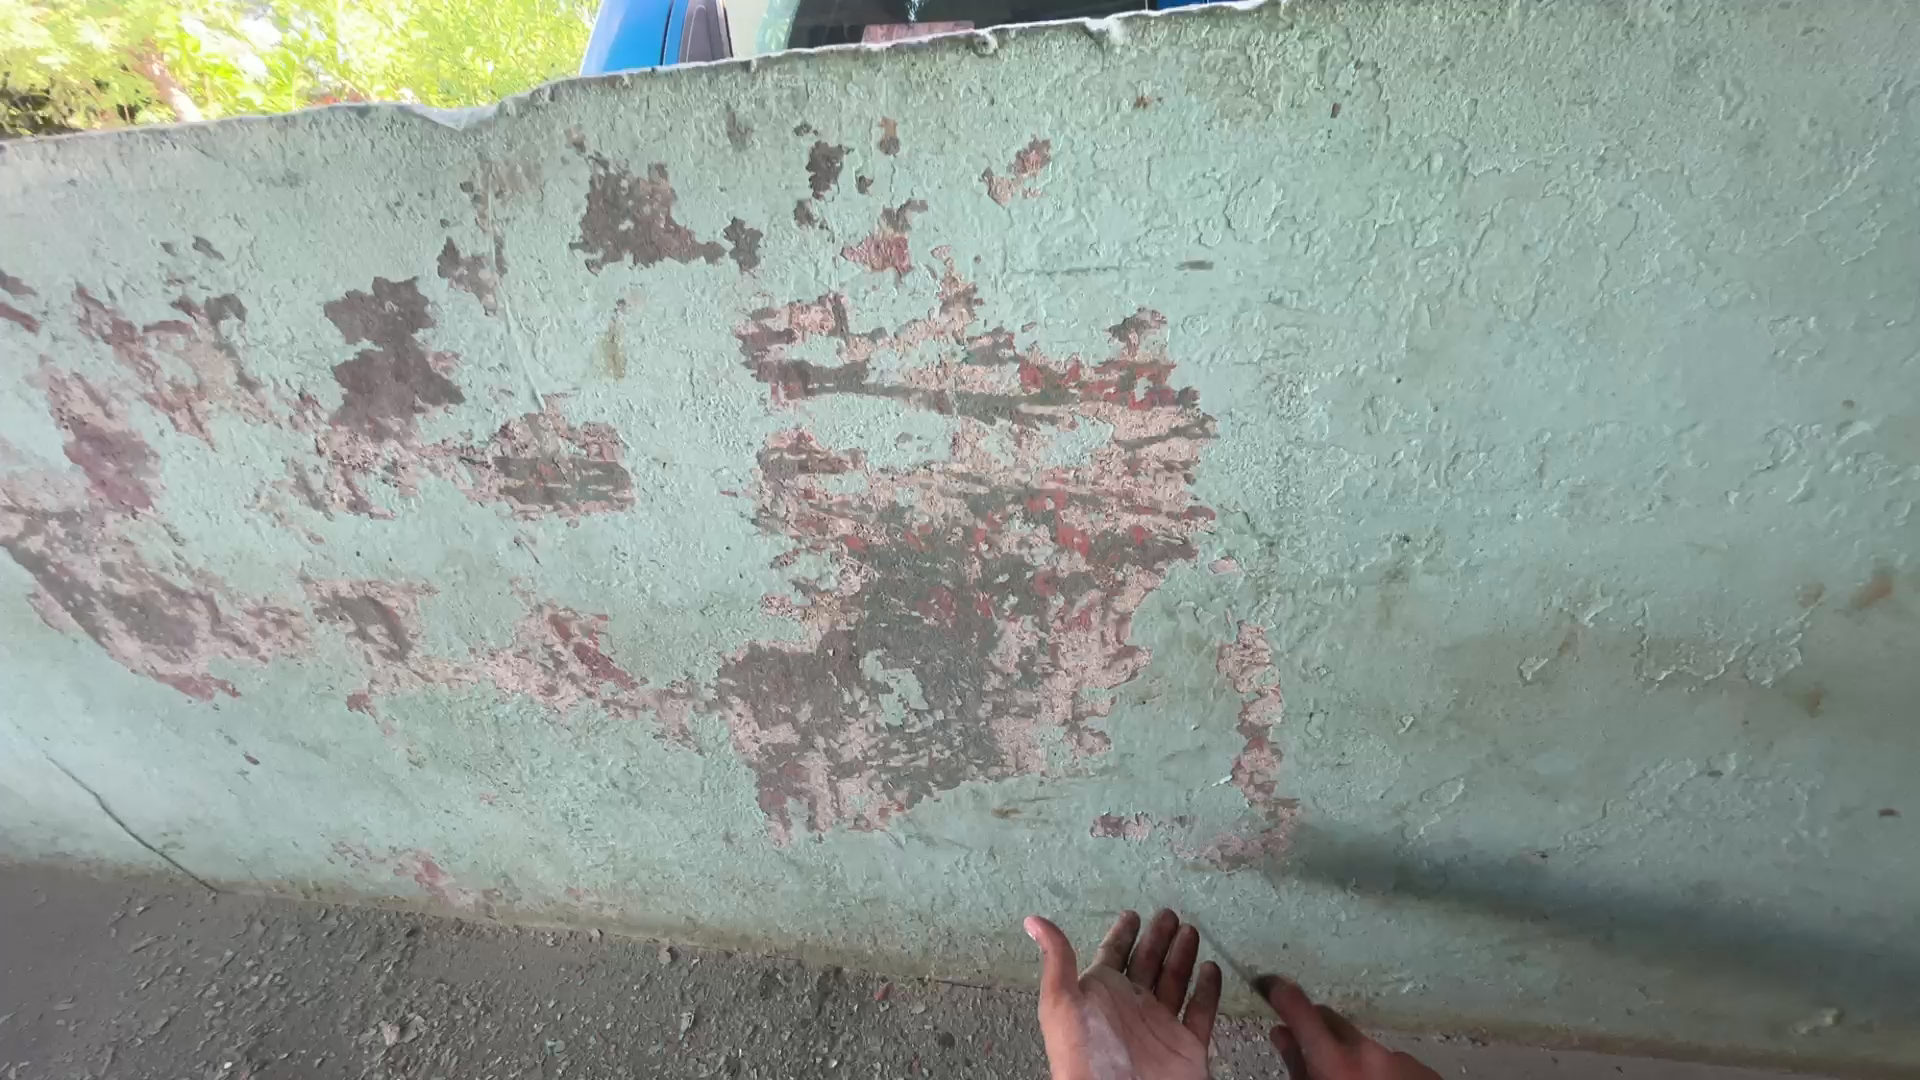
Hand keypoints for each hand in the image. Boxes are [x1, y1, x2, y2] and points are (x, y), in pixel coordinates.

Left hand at [1025, 909, 1222, 1079]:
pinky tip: (1212, 969)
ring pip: (1175, 981)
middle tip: (1169, 914)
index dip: (1123, 933)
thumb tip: (1033, 920)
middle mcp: (1131, 1006)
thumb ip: (1056, 959)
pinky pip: (1201, 1014)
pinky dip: (1208, 991)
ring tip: (1190, 930)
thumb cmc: (1085, 1056)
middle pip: (1147, 962)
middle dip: (1157, 938)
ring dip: (1182, 956)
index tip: (1133, 914)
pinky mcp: (1187, 1049)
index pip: (1114, 954)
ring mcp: (1161, 1027)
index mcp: (1101, 994)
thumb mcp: (1061, 1002)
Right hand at [1259, 976, 1440, 1079]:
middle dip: (1316, 1032)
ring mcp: (1402, 1062)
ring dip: (1354, 1061)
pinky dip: (1384, 1077)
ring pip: (1364, 1047)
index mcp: (1334, 1061)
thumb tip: (1281, 1035)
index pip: (1296, 1004)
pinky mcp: (1429, 1074)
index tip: (1265, 987)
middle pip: (1330, 1020)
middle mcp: (1368, 1051)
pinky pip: (1396, 1065)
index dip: (1276, 990)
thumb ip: (1297, 1070)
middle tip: (1311, 1059)